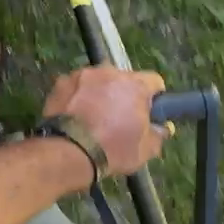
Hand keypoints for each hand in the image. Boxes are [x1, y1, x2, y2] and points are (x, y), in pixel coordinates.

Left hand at [43, 67, 166, 175]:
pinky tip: (74, 114)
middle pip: (123, 78)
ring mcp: (81, 74)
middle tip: (120, 116)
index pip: (153, 80)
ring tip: (94, 116)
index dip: (154, 96)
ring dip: (99, 92)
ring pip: (97, 80)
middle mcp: (108, 72)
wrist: (68, 151)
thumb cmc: (112, 150)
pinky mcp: (60, 82)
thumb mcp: (145, 150)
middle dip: (124, 93)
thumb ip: (158, 134)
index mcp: (134, 85)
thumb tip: (163, 127)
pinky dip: (77, 95)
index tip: (149, 110)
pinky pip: (75, 86)